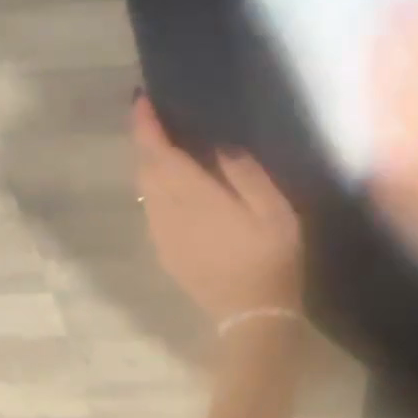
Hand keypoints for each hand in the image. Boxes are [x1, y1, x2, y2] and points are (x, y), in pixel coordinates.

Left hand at [133, 96, 302, 321]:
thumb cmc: (271, 259)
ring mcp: (164, 236)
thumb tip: (220, 147)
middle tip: (157, 122)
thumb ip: (246, 174)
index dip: (147, 125)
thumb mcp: (274, 211)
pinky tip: (174, 194)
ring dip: (149, 167)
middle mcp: (169, 212)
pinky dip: (156, 192)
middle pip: (145, 169)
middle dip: (146, 143)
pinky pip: (152, 212)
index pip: (159, 152)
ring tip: (165, 153)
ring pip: (145, 192)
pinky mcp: (167, 254)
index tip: (142, 100)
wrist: (254, 317)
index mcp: (195, 196)